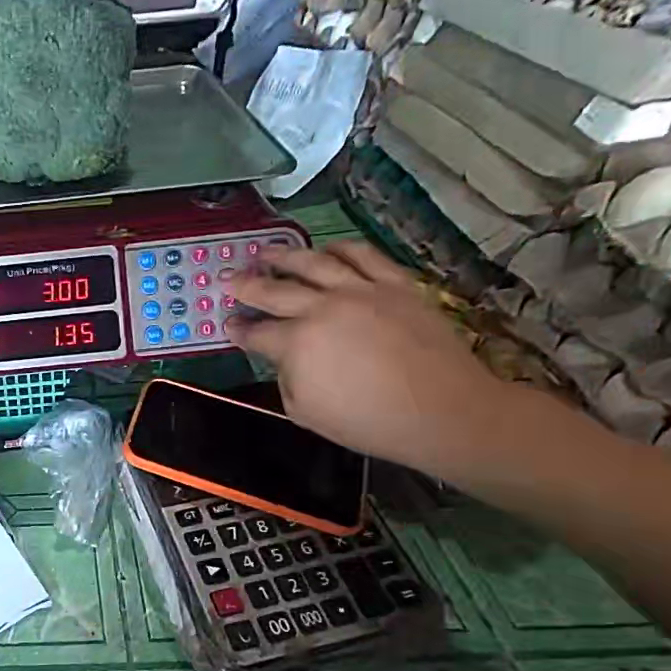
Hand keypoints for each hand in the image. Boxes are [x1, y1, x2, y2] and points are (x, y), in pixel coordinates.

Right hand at [225, 241, 516, 475]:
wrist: (442, 411)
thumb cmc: (368, 422)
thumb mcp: (305, 413)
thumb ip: (286, 380)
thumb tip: (286, 359)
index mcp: (297, 344)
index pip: (257, 333)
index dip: (239, 330)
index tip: (229, 325)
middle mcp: (322, 309)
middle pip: (274, 290)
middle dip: (246, 285)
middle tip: (230, 279)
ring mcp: (360, 291)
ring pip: (313, 263)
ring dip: (285, 257)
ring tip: (268, 253)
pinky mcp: (395, 284)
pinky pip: (363, 255)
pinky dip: (341, 248)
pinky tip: (327, 249)